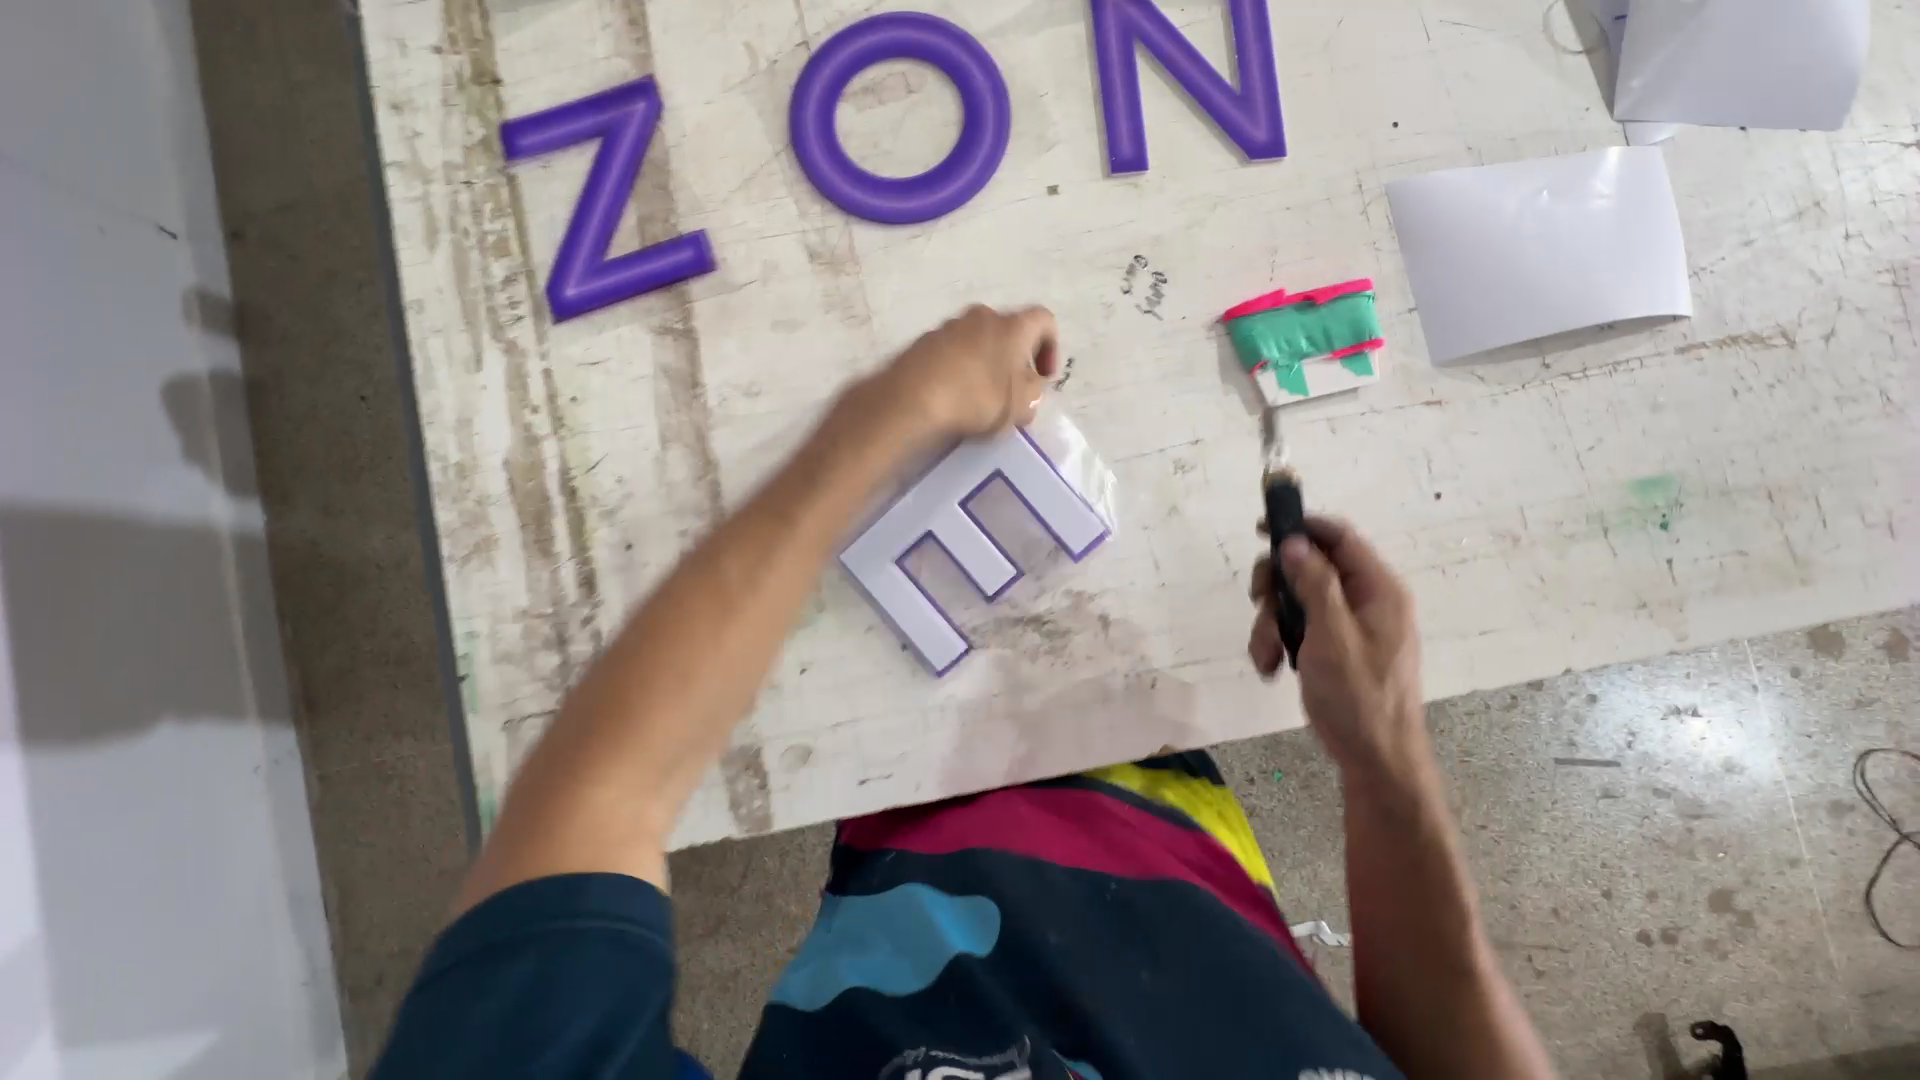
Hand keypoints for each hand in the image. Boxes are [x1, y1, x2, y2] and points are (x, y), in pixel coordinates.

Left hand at [876, 305, 1059, 436]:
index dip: (1051, 347)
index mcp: (1012, 325)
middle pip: (1009, 329)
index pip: (1045, 320)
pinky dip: (959, 366)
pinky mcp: (924, 341)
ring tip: (980, 393)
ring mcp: (949, 326)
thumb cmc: (978, 399)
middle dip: (1015, 356)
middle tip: (1013, 386)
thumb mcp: (1022, 405)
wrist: (914, 399)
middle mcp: (982, 316)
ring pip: (978, 338)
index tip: (1043, 376)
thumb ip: (1035, 391)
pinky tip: (953, 392)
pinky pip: (952, 350)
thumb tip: (1029, 385)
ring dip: (986, 360)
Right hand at [1249, 517, 1427, 781]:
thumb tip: (1293, 542)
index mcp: (1378, 590)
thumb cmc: (1359, 697)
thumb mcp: (1332, 636)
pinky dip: (1277, 642)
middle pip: (1308, 568)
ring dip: (1270, 623)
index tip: (1261, 529)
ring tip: (1265, 655)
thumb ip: (1314, 584)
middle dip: (1276, 587)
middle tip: (1258, 603)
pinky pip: (1296, 628)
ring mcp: (1346, 626)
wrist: (1374, 758)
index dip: (1302, 527)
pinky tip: (1271, 667)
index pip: (1340, 538)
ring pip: (1295, 600)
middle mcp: (1364, 601)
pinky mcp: (1331, 648)